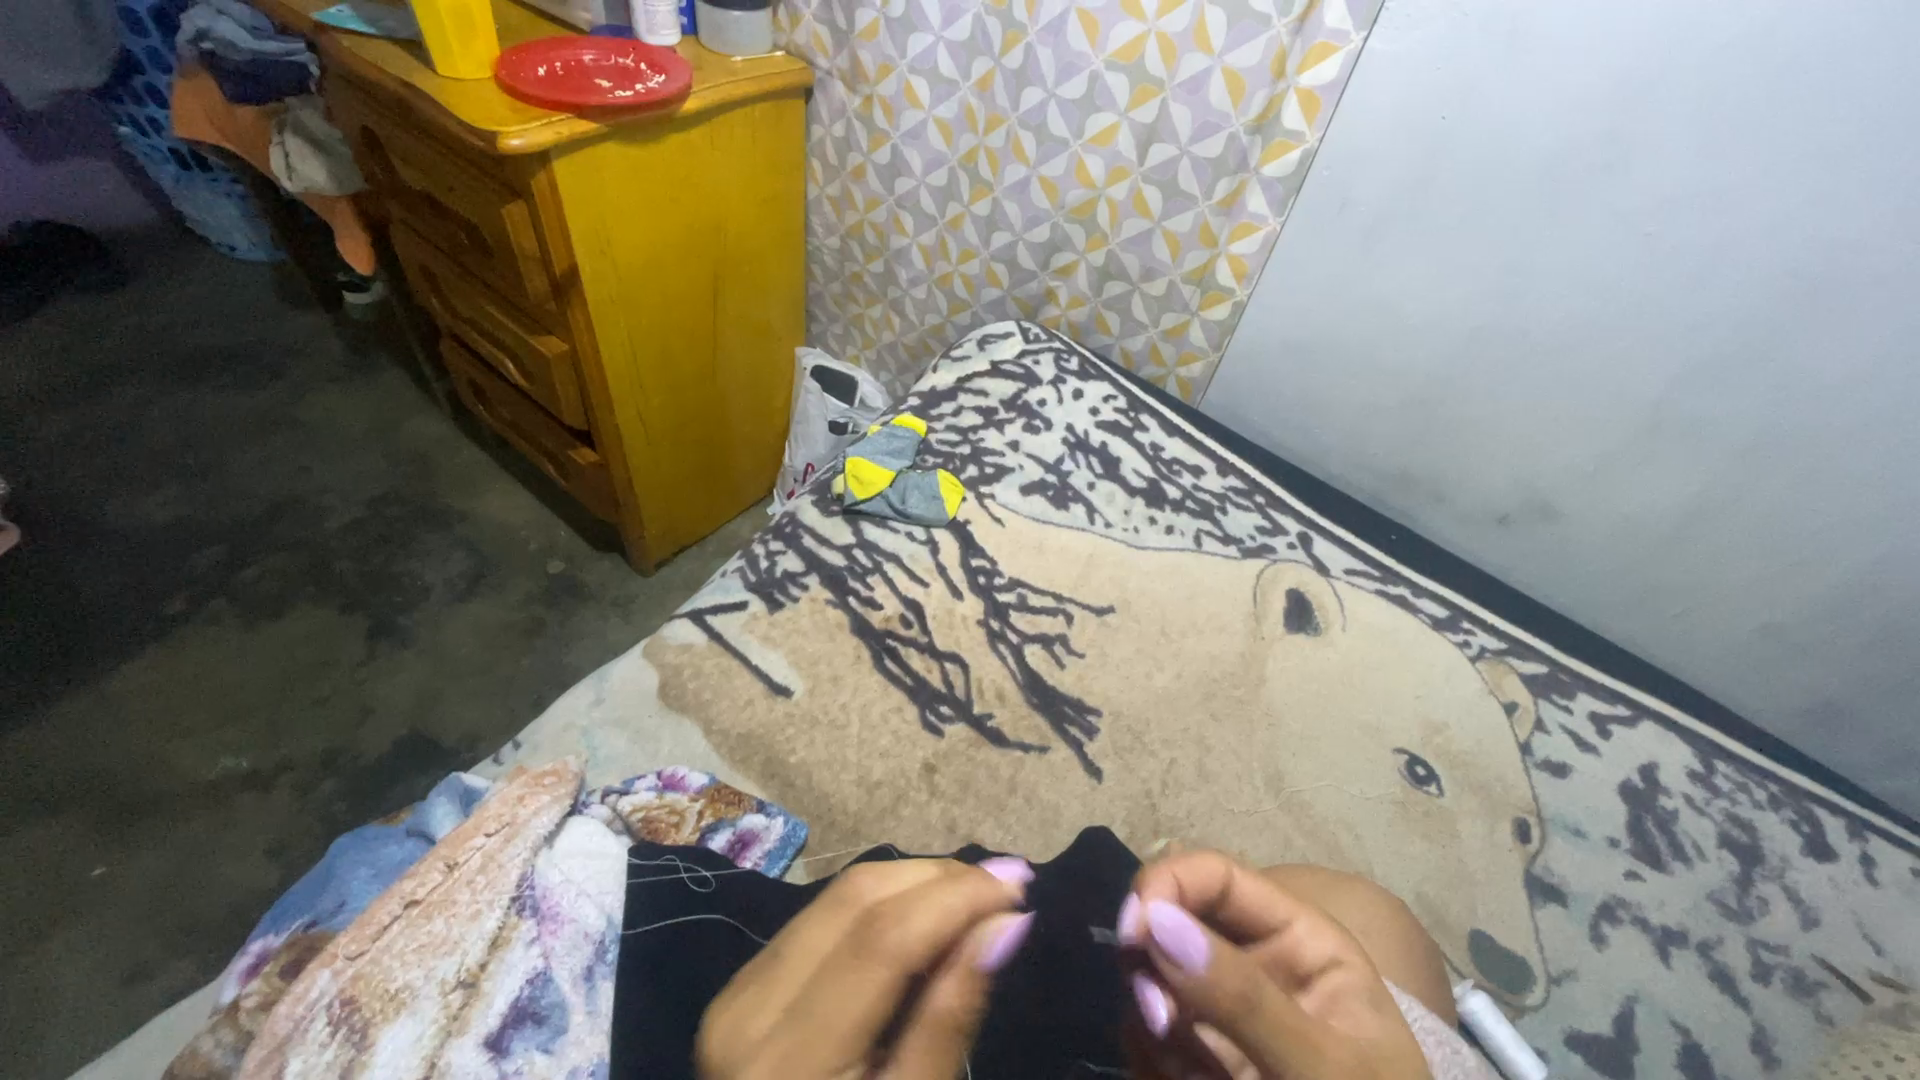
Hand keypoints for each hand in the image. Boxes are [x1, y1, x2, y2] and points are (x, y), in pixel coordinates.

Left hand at [697, 857, 1034, 1079]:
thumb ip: (949, 1018)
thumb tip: (1007, 922)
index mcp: (791, 1061)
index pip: (882, 940)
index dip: (955, 899)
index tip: (1018, 887)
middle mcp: (750, 1007)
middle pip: (856, 897)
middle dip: (939, 877)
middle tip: (1005, 883)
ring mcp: (738, 989)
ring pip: (837, 893)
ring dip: (913, 880)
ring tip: (974, 892)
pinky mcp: (743, 982)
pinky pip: (820, 914)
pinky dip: (880, 901)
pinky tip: (922, 911)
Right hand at [1118, 850, 1432, 1079]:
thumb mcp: (1326, 1068)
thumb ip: (1245, 998)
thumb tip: (1157, 921)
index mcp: (1298, 939)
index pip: (1216, 876)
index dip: (1165, 885)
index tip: (1131, 932)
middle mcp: (1251, 962)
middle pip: (1168, 921)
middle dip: (1151, 965)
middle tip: (1161, 1022)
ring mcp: (1219, 1009)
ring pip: (1149, 980)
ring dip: (1154, 1025)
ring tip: (1195, 1076)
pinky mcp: (1194, 1054)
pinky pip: (1144, 1035)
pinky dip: (1152, 1059)